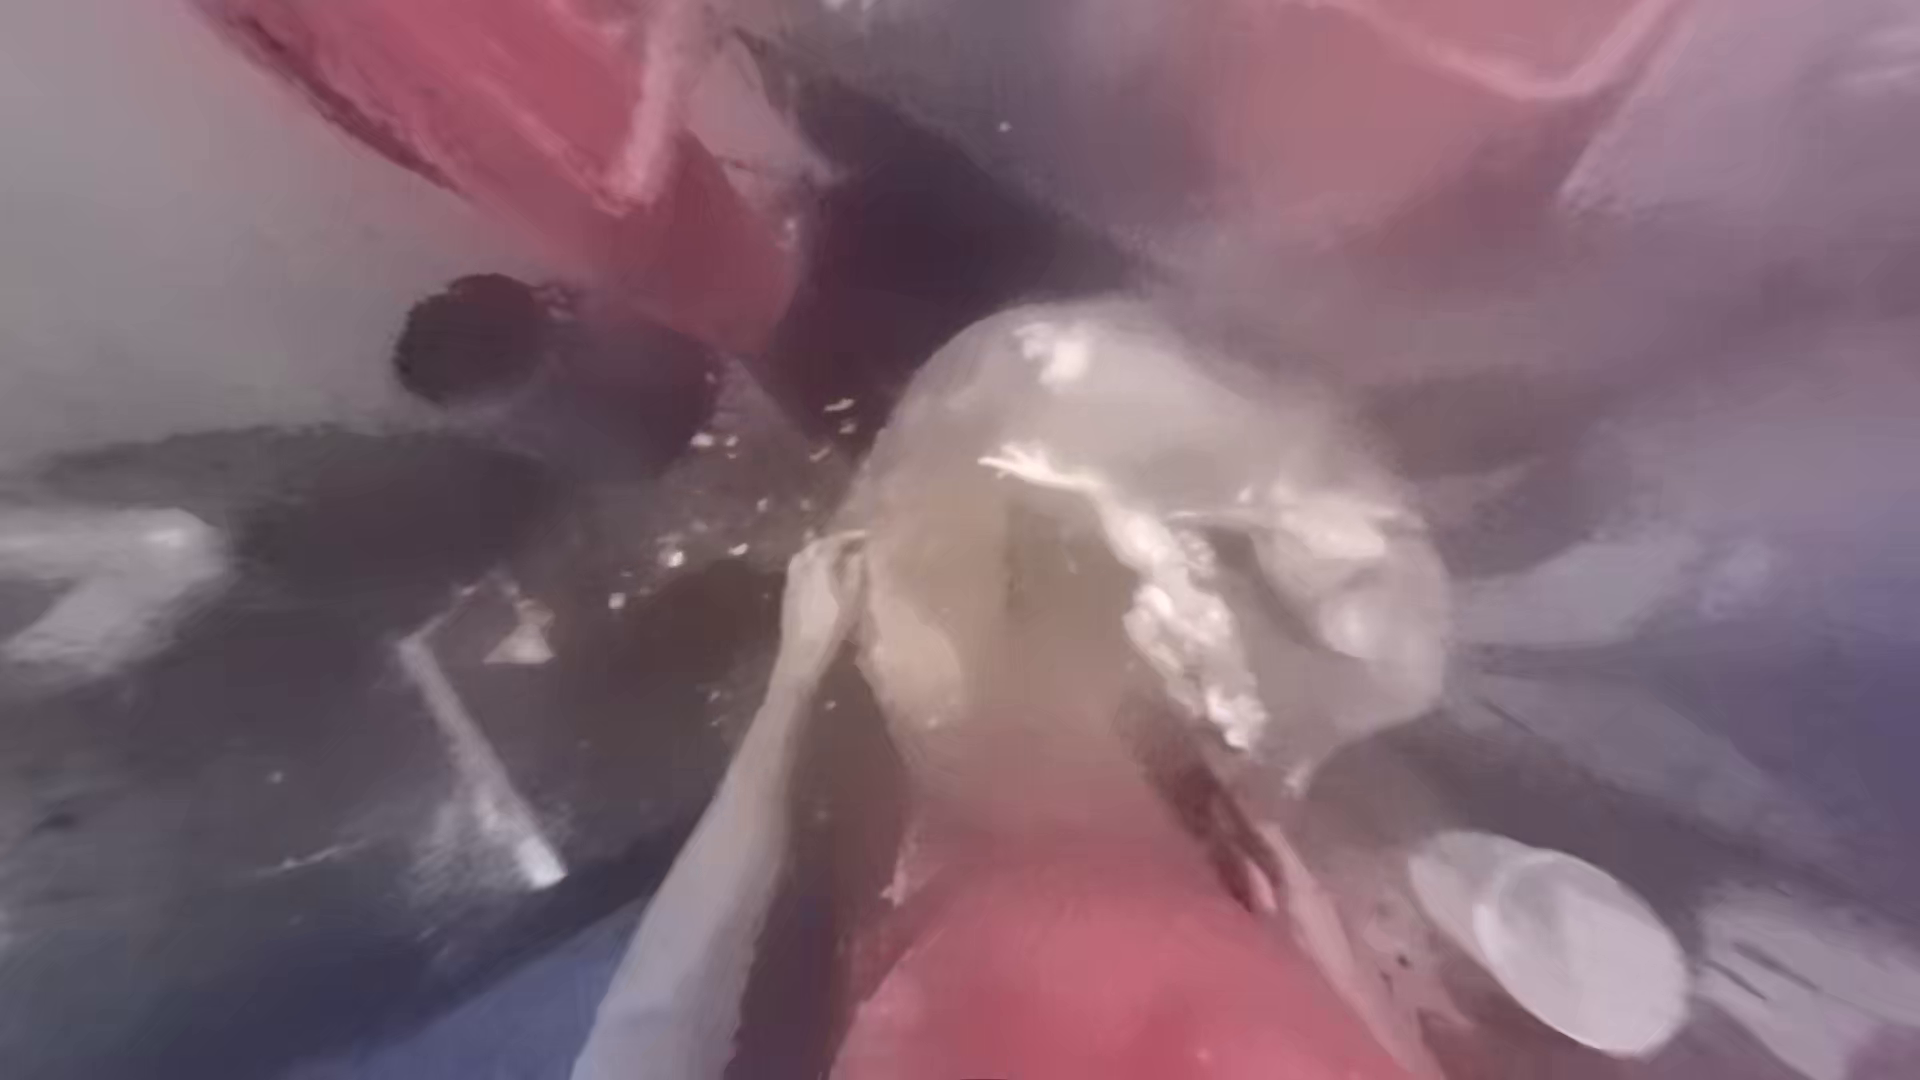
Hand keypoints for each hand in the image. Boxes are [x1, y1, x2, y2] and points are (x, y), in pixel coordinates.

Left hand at [773, 531, 866, 689]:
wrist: (801, 655)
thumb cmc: (831, 628)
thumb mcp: (852, 600)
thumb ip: (856, 573)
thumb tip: (859, 554)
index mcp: (818, 565)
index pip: (834, 542)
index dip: (850, 536)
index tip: (866, 535)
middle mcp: (801, 568)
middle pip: (815, 545)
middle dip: (833, 540)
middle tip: (850, 542)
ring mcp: (791, 581)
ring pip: (803, 555)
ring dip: (818, 549)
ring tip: (834, 553)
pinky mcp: (787, 594)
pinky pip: (798, 567)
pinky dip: (810, 562)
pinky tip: (819, 572)